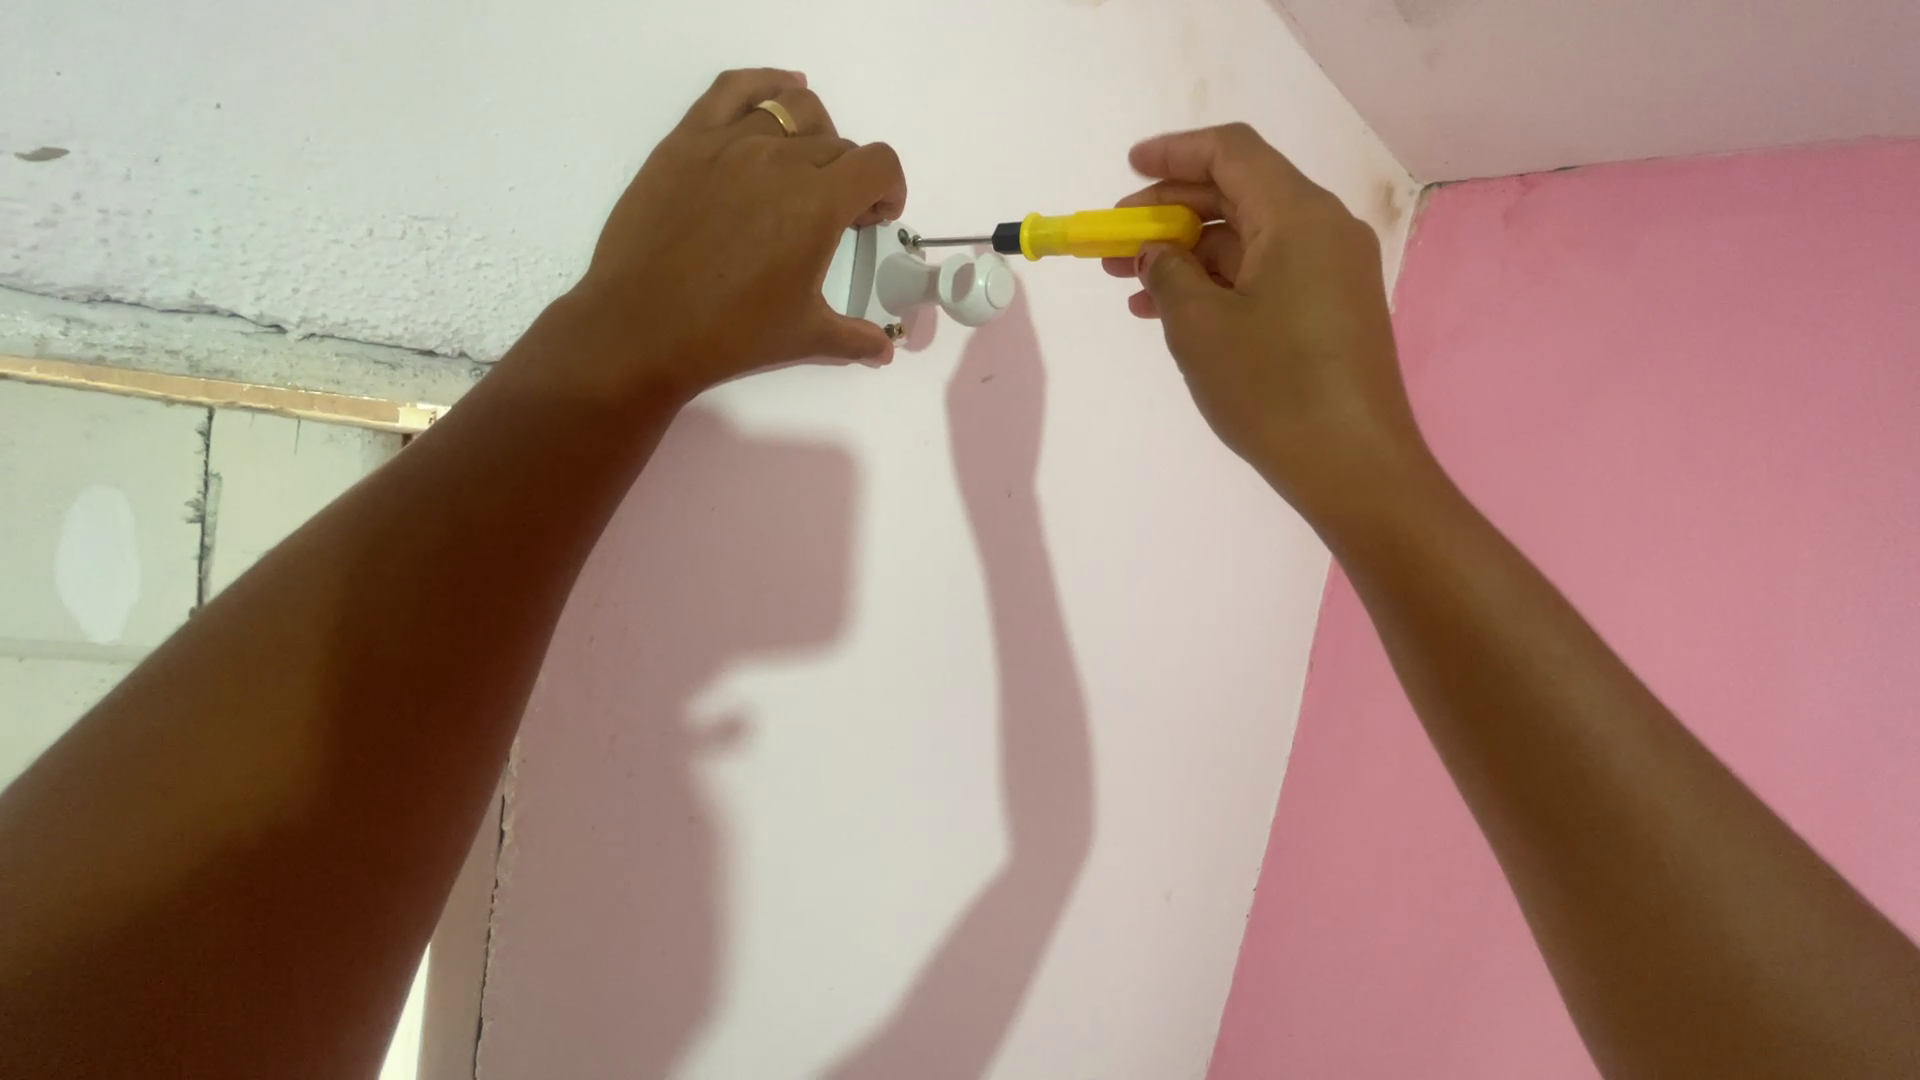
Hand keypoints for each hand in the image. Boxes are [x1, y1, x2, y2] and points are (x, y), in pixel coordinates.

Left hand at [557, 69, 907, 404]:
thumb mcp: (805, 338)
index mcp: (817, 205)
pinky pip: (734, 88)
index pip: (877, 164)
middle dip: (851, 177)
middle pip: (838, 143)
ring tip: (803, 169)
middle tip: (835, 216)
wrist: (644, 327)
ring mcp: (730, 143)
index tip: (874, 217)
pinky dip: (766, 83)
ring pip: (794, 109)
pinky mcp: (689, 139)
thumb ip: (854, 339)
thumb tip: (885, 350)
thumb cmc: (733, 335)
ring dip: (816, 135)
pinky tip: (780, 92)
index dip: (889, 189)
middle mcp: (780, 160)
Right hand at [1105, 123, 1430, 524]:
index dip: (1174, 154)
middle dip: (1170, 212)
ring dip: (1187, 255)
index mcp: (1297, 215)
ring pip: (1247, 241)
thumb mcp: (1198, 326)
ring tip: (1129, 282)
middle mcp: (1323, 230)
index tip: (1128, 168)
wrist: (1350, 463)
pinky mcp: (1329, 311)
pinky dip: (1217, 284)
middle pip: (1239, 195)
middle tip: (1115, 241)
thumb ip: (1168, 274)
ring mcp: (1331, 273)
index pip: (1232, 152)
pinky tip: (1172, 312)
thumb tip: (1158, 252)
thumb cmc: (1270, 387)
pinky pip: (1264, 276)